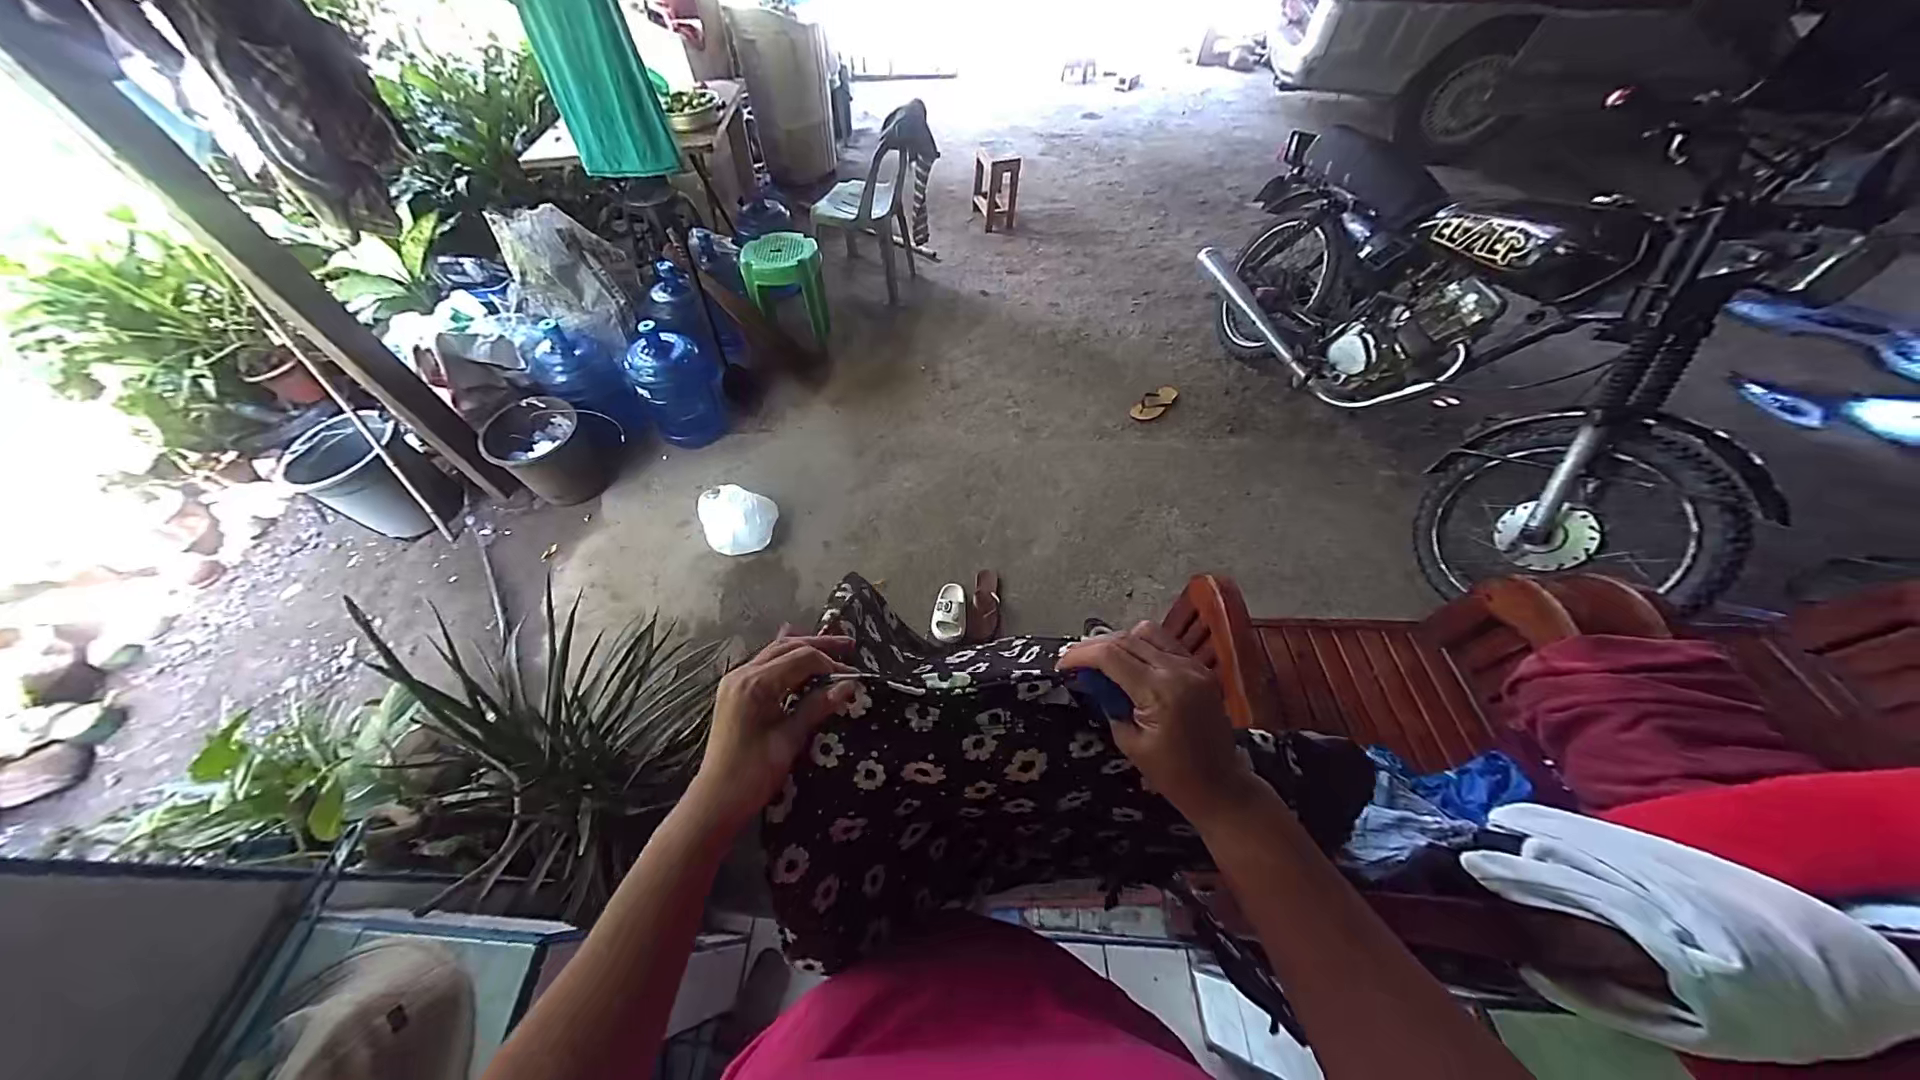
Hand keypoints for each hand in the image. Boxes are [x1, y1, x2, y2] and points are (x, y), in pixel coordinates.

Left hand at [689, 634, 857, 830]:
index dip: (830, 665)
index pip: (801, 658)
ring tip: (832, 650)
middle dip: (820, 646)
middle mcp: (743, 674)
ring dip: (804, 649)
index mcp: (755, 684)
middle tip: (849, 646)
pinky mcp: (736, 691)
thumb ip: (817, 707)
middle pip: (787, 647)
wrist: (716, 800)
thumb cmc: (753, 774)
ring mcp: (736, 681)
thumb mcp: (790, 740)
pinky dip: (788, 660)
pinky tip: (801, 660)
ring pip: (776, 652)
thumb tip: (848, 686)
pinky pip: (766, 665)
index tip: (851, 678)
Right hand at [1058, 621, 1259, 821]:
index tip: (1062, 665)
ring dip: (1118, 641)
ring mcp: (1194, 666)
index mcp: (1160, 690)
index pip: (1110, 655)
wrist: (1220, 786)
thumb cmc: (1172, 774)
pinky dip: (1142, 646)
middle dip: (1094, 646)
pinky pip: (1165, 643)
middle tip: (1074, 661)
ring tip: (1101, 660)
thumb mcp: (1129, 741)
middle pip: (1126, 638)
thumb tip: (1091, 679)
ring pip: (1146, 632)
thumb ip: (1110, 702)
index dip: (1080, 655)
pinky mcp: (1201, 669)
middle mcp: (1179, 669)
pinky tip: (1129, 663)